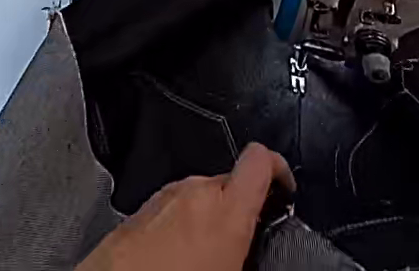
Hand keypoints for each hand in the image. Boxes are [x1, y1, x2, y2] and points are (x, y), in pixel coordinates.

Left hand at [75, 143, 294, 270]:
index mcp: (226, 211)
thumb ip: (245, 256)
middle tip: (236, 251)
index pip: (261, 159)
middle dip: (235, 212)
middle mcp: (195, 194)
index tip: (284, 188)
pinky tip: (169, 269)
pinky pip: (168, 213)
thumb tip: (253, 255)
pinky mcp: (135, 215)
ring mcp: (162, 200)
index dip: (278, 169)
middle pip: (229, 184)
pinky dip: (175, 233)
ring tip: (198, 266)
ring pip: (197, 200)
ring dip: (203, 224)